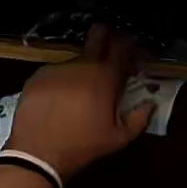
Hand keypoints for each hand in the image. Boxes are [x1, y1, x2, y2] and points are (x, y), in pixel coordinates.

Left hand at [6, 25, 152, 179]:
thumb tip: (149, 103)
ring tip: (79, 95)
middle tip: (109, 54)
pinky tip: (58, 101)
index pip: (122, 46)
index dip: (130, 46)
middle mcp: (82, 64)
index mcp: (105, 77)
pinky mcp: (38, 75)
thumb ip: (139, 117)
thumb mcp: (118, 139)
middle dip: (107, 37)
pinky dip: (61, 81)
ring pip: (76, 60)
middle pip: (98, 34)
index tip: (131, 57)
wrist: (37, 153)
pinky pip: (56, 72)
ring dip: (82, 71)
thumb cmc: (82, 146)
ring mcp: (57, 67)